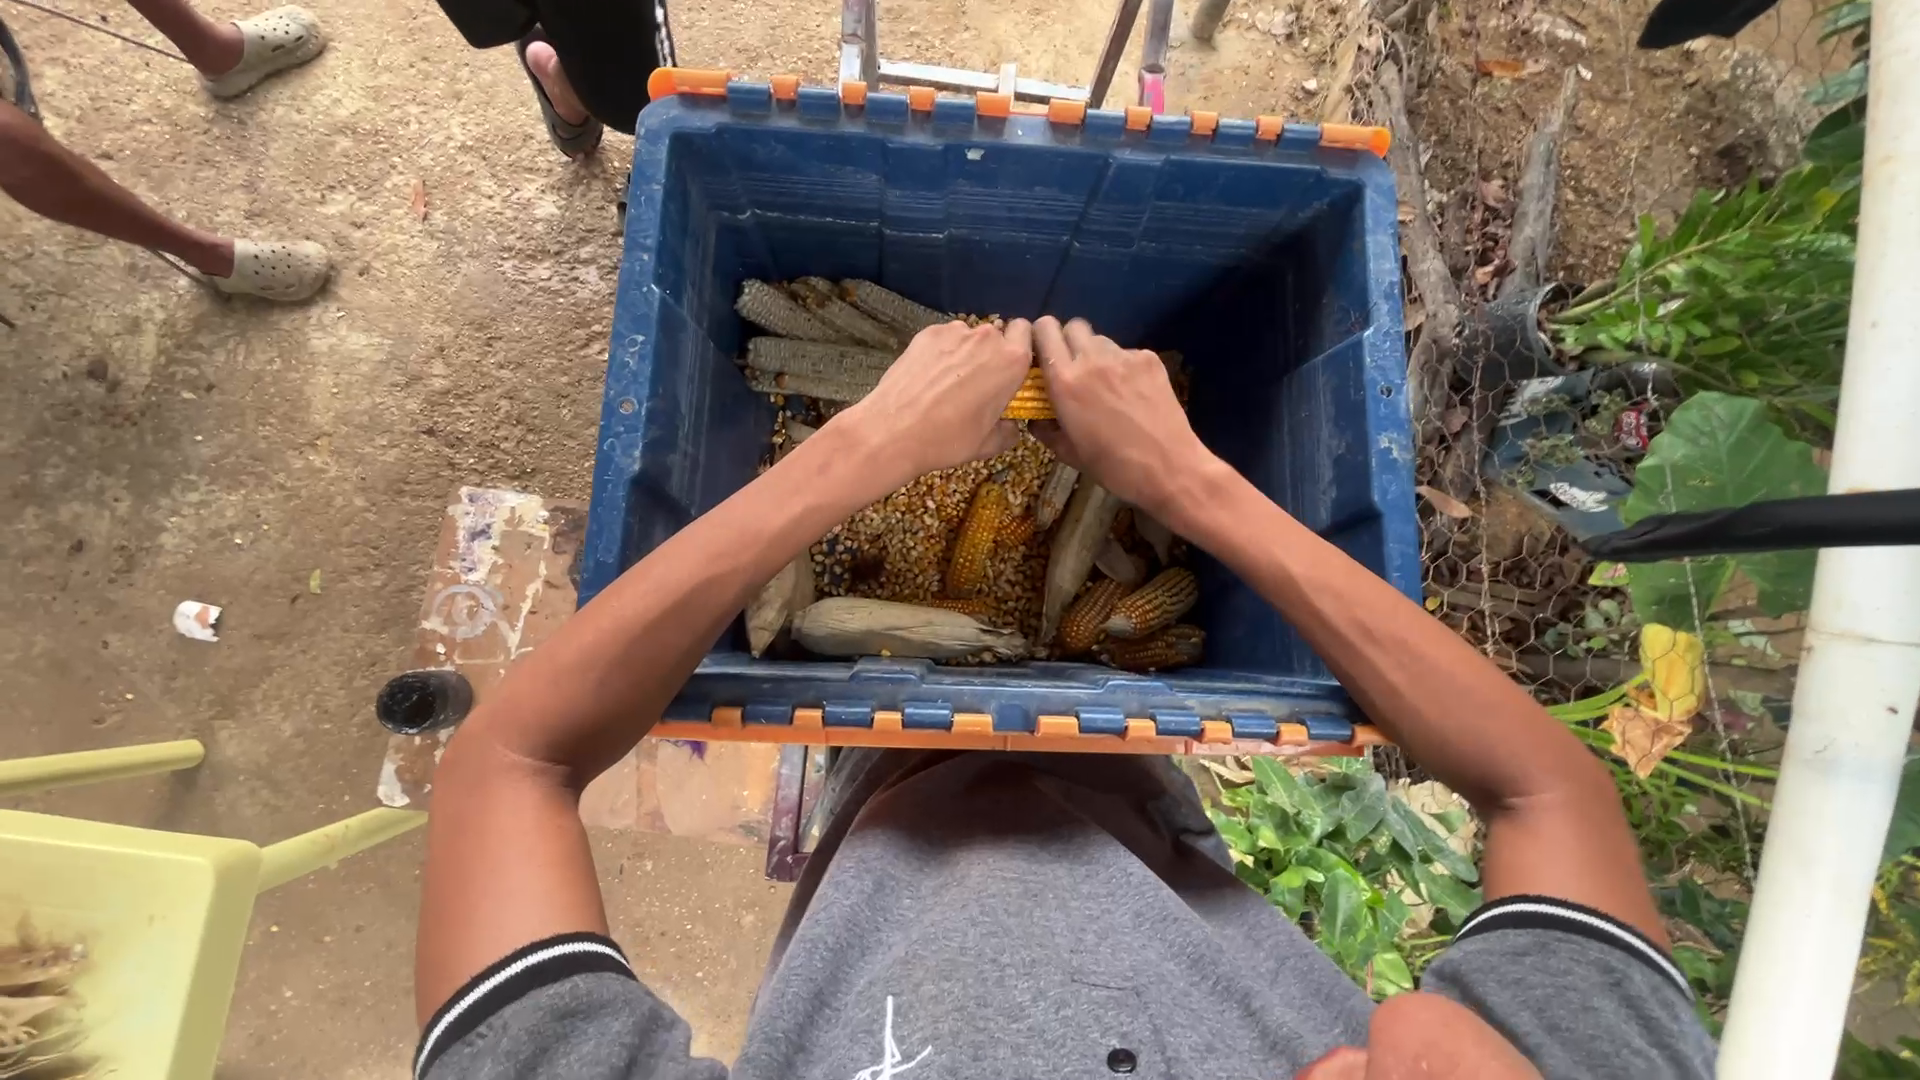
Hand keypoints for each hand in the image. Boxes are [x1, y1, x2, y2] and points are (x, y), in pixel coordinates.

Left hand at [835, 319, 1033, 484]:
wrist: (893, 431)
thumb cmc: (947, 440)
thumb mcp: (988, 445)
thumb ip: (1008, 430)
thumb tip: (1009, 424)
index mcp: (1012, 362)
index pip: (1028, 334)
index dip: (1021, 350)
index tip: (1011, 371)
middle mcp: (987, 338)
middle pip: (998, 336)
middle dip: (992, 354)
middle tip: (978, 383)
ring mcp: (955, 332)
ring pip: (969, 336)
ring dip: (966, 353)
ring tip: (948, 382)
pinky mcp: (927, 333)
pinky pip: (944, 339)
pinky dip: (942, 352)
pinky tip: (928, 377)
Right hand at [1030, 316, 1213, 515]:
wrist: (1168, 468)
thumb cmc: (1112, 466)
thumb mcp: (1068, 453)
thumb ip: (1046, 429)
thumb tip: (1036, 417)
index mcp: (1064, 381)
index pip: (1044, 330)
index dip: (1041, 337)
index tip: (1043, 354)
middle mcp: (1091, 359)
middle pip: (1073, 326)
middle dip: (1068, 341)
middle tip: (1073, 367)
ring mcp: (1123, 356)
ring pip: (1100, 340)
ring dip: (1095, 355)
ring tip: (1104, 384)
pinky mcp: (1149, 359)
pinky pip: (1126, 353)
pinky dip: (1123, 367)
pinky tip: (1132, 392)